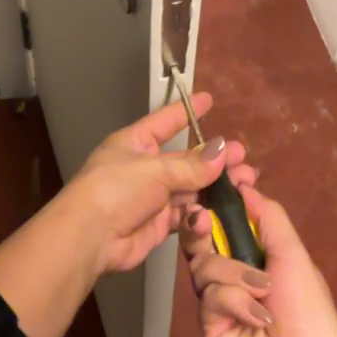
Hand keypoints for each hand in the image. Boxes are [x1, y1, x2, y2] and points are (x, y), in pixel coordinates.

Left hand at [55, 90, 254, 273]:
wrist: (91, 236)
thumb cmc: (116, 189)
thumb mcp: (154, 170)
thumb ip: (191, 165)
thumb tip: (223, 151)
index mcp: (136, 142)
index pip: (165, 121)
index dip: (186, 111)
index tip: (209, 100)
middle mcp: (145, 166)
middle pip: (186, 159)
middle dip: (214, 158)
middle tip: (243, 157)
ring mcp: (152, 196)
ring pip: (191, 187)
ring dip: (216, 186)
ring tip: (245, 183)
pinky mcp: (160, 223)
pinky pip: (187, 213)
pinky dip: (203, 211)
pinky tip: (224, 209)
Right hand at [179, 186, 336, 336]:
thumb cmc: (309, 310)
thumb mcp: (293, 254)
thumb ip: (267, 215)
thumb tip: (243, 184)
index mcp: (251, 256)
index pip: (221, 220)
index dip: (214, 201)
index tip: (212, 184)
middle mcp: (230, 274)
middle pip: (199, 238)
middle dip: (200, 225)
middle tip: (202, 219)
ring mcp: (217, 300)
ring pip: (203, 265)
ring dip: (234, 274)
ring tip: (263, 292)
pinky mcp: (208, 325)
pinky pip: (210, 296)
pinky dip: (235, 301)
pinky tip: (257, 317)